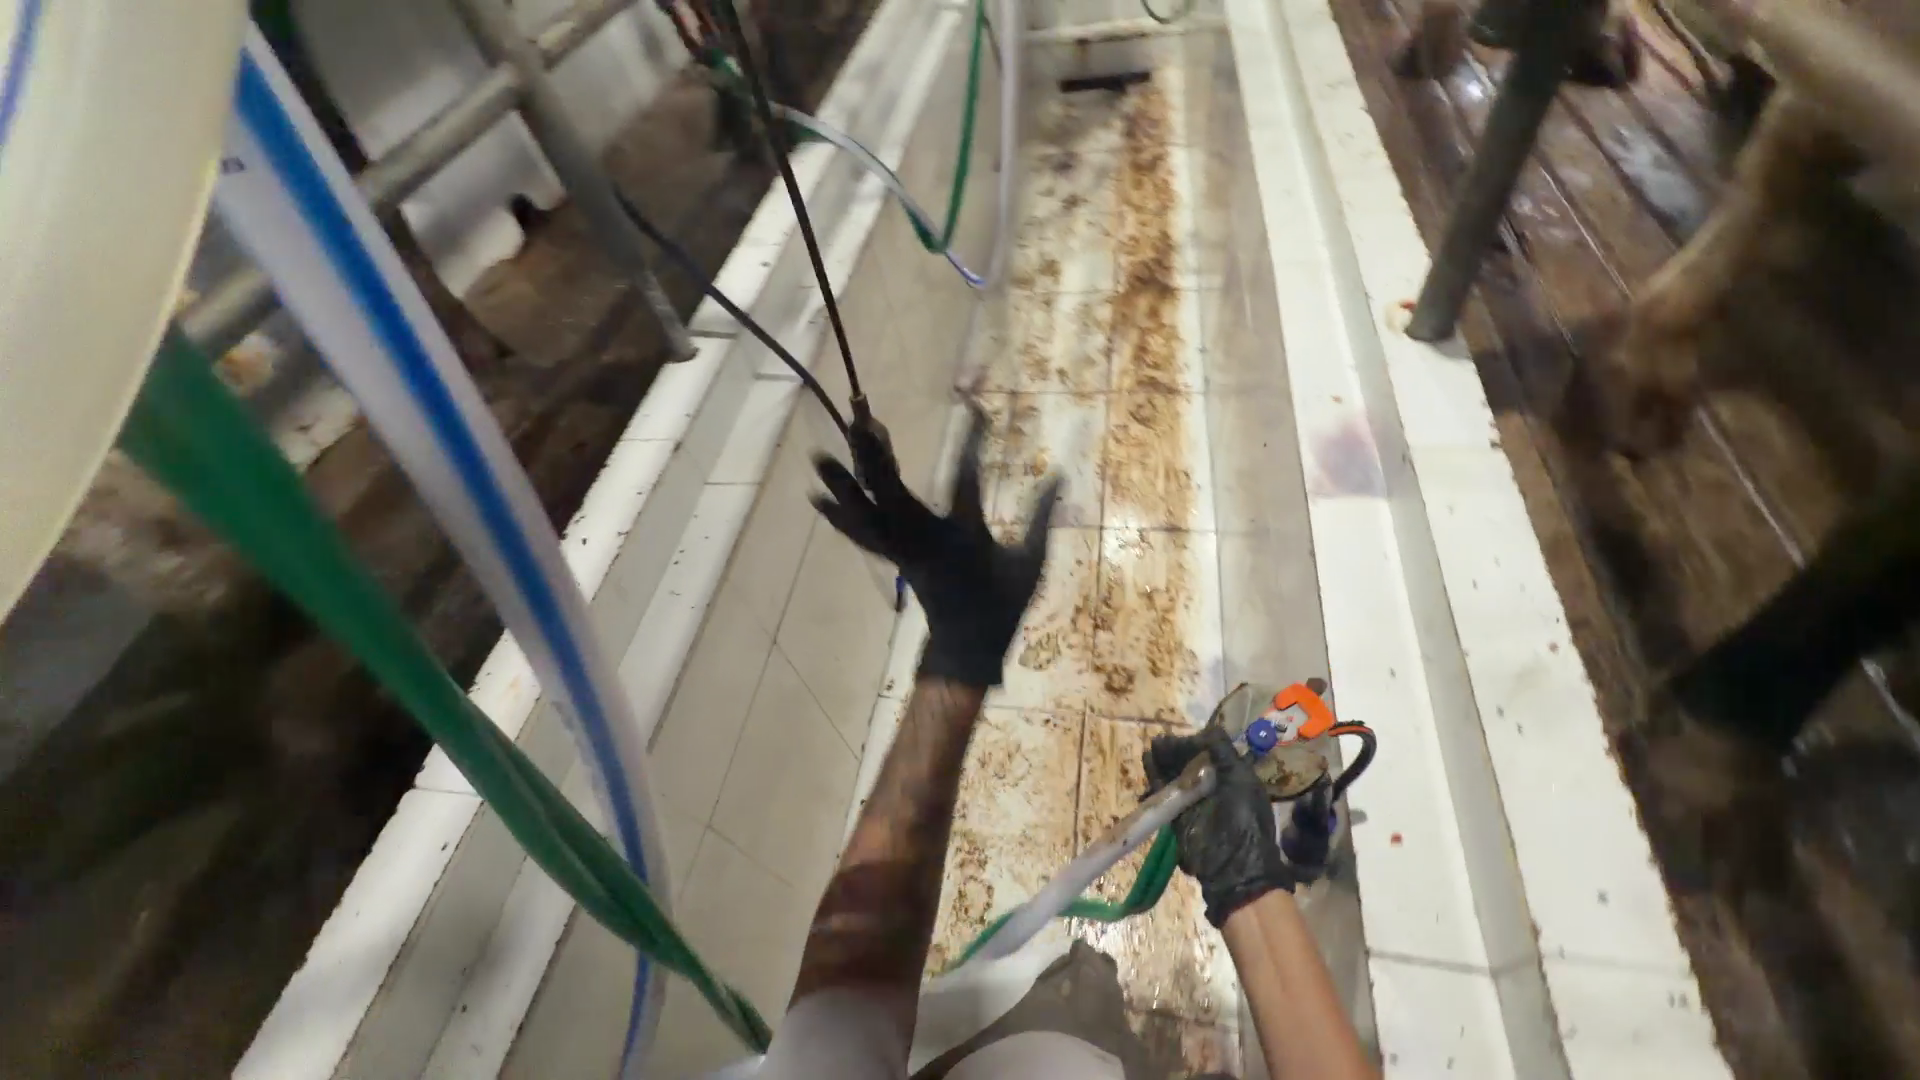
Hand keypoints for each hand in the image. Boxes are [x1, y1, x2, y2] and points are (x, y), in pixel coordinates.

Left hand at [811, 405, 1059, 688]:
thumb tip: (1060, 474)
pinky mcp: (893, 558)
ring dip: (845, 484)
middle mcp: (927, 539)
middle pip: (894, 494)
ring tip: (819, 456)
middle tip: (858, 421)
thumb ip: (1041, 518)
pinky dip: (840, 516)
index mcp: (966, 536)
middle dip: (875, 458)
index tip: (974, 406)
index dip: (972, 441)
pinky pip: (862, 535)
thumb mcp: (1031, 563)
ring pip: (869, 514)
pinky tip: (818, 498)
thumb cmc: (1002, 605)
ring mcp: (904, 550)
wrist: (968, 648)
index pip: (967, 478)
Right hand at [1145, 727, 1295, 926]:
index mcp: (1234, 776)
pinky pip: (1164, 791)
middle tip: (1161, 742)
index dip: (1196, 743)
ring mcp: (1194, 801)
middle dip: (1176, 750)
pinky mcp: (1177, 815)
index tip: (1184, 740)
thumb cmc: (1244, 822)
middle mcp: (1213, 786)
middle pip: (1190, 761)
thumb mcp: (1241, 781)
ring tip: (1153, 748)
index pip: (1211, 751)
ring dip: (1163, 760)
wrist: (1234, 869)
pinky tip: (1148, 761)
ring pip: (1175, 774)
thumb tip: (1205, 730)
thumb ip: (1223, 753)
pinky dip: (1155, 776)